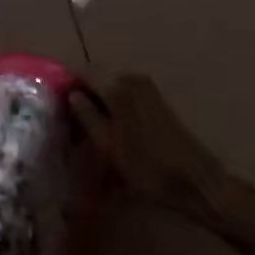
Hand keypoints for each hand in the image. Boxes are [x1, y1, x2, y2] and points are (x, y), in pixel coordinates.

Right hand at [69, 75, 235, 226]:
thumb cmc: (148, 167)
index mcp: (116, 85)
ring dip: (97, 101)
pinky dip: (112, 104)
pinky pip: (123, 92)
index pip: (80, 72)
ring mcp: (145, 85)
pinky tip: (110, 128)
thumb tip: (71, 94)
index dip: (66, 86)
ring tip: (89, 128)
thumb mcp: (108, 145)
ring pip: (109, 85)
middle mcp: (130, 77)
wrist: (198, 181)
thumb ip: (86, 115)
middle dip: (81, 94)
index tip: (56, 106)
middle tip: (70, 121)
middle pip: (94, 77)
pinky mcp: (154, 96)